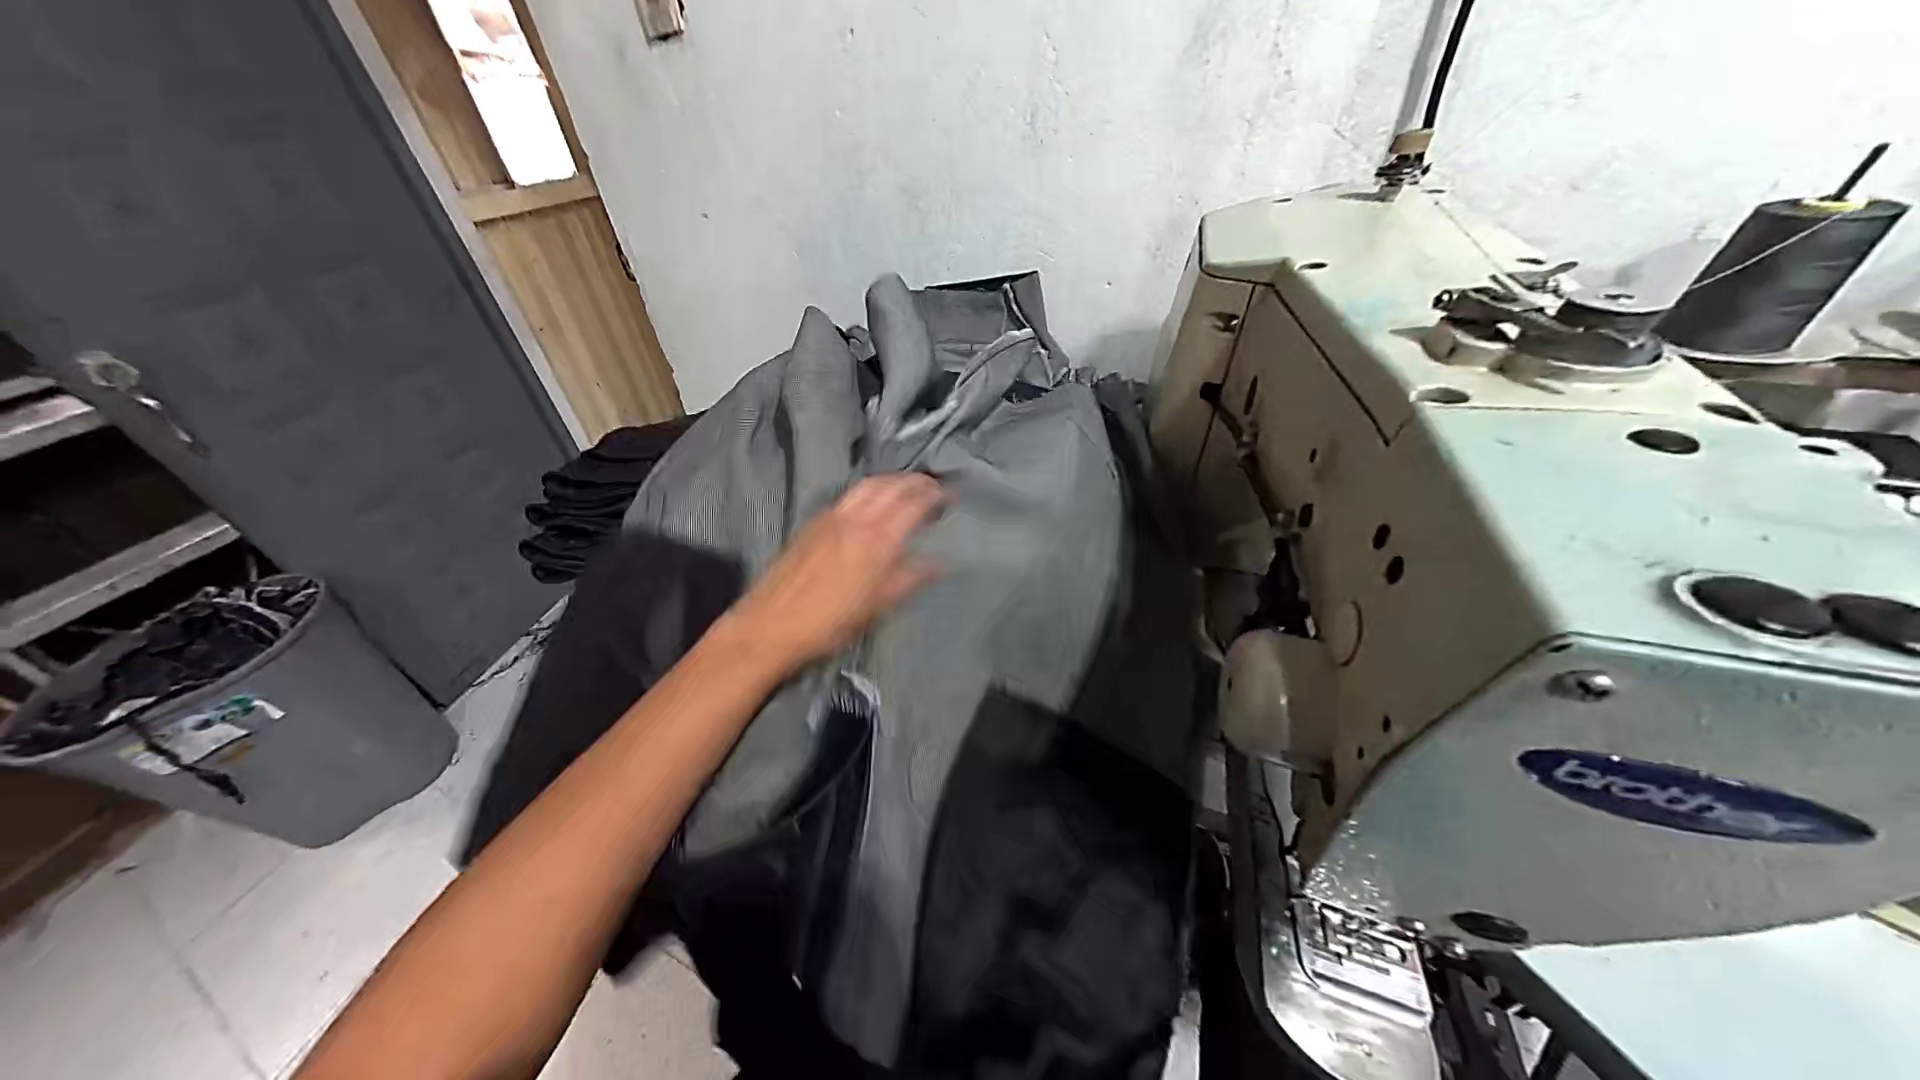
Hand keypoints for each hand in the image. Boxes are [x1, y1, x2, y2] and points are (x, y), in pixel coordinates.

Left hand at [714, 472, 943, 675]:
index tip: (950, 496)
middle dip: (916, 482)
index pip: (914, 503)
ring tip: (907, 488)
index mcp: (877, 541)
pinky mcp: (814, 522)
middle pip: (891, 486)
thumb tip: (940, 564)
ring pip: (869, 485)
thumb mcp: (877, 607)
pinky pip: (850, 495)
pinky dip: (870, 490)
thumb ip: (909, 579)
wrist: (771, 625)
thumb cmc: (829, 624)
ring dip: (892, 481)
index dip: (935, 495)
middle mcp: (856, 520)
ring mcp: (832, 518)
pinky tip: (873, 503)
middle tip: (934, 487)